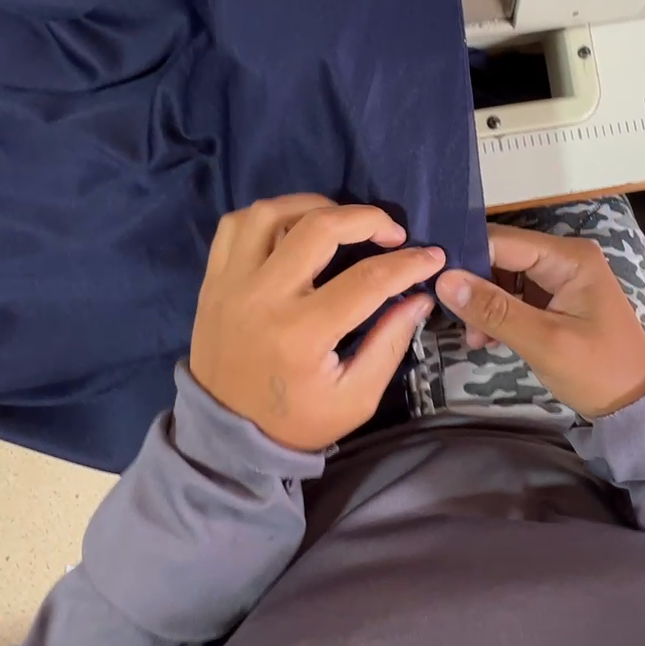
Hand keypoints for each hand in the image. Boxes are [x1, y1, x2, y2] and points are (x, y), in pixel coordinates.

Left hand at [189, 194, 444, 450]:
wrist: (223, 439)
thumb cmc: (295, 421)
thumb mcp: (355, 398)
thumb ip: (390, 343)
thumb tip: (419, 296)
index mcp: (302, 333)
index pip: (368, 280)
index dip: (408, 263)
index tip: (432, 257)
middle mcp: (263, 297)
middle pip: (319, 227)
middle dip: (368, 218)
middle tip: (392, 232)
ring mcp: (232, 284)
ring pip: (272, 213)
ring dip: (315, 206)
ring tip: (343, 222)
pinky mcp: (212, 280)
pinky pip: (235, 225)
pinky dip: (269, 216)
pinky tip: (294, 229)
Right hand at [434, 224, 644, 417]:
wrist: (636, 406)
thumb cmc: (599, 371)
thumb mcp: (544, 342)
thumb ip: (494, 310)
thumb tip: (444, 279)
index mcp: (569, 257)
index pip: (503, 241)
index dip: (465, 257)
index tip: (431, 279)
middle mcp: (563, 257)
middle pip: (500, 256)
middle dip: (473, 285)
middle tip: (453, 319)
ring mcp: (559, 277)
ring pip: (502, 277)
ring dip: (483, 305)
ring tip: (475, 338)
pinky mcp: (554, 298)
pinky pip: (513, 295)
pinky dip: (497, 315)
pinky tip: (486, 340)